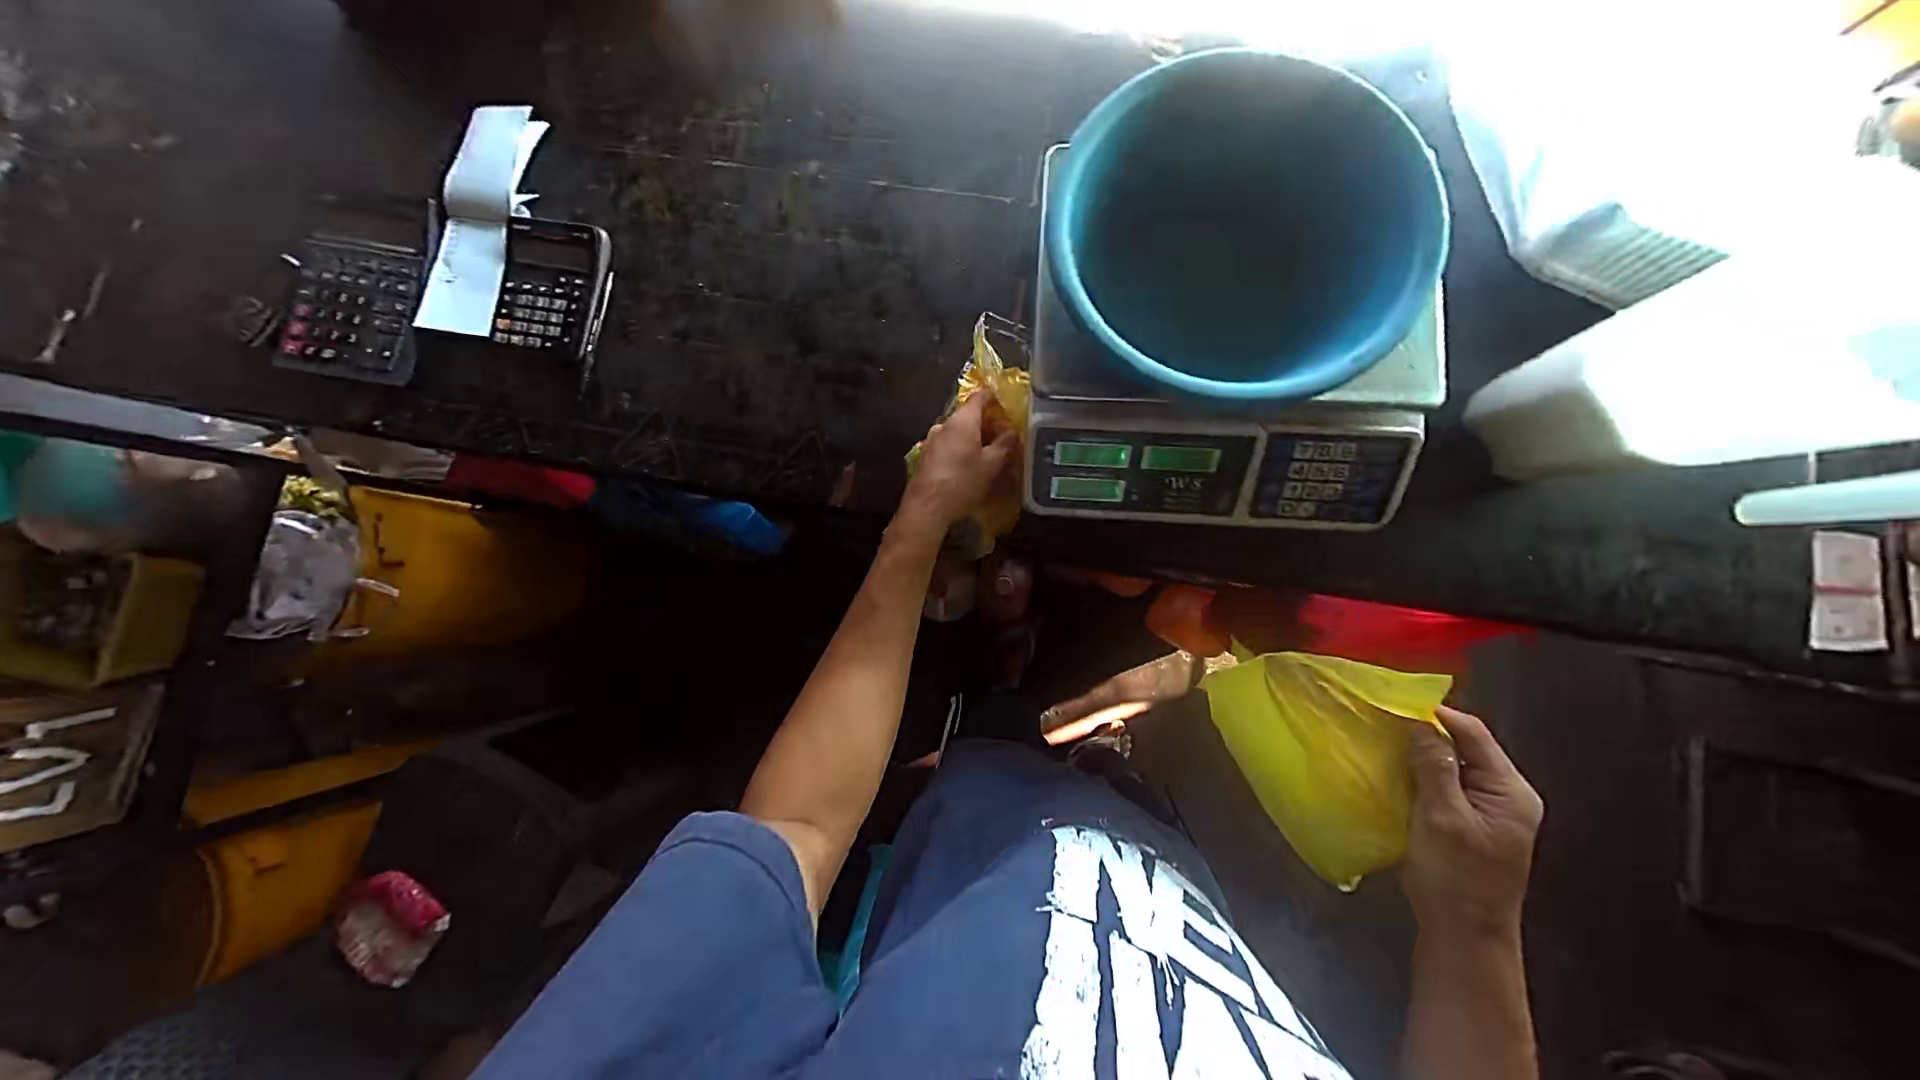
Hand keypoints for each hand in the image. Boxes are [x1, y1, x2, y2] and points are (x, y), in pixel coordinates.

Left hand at [896, 392, 1015, 537]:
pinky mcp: (925, 456)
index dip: (992, 396)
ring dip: (968, 436)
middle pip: (966, 415)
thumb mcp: (991, 464)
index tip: (1002, 401)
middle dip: (982, 421)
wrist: (928, 506)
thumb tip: (1011, 431)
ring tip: (983, 450)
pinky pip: (946, 445)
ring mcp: (931, 440)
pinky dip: (957, 448)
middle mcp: (944, 425)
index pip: (979, 397)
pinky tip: (964, 463)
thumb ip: (1003, 444)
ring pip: (954, 431)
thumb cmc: (963, 481)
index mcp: (963, 421)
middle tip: (998, 431)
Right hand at [1403, 705, 1543, 937]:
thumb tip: (1421, 724)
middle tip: (1382, 721)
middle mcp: (1505, 794)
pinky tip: (1394, 770)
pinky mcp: (1468, 821)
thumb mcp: (1442, 817)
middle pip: (1465, 746)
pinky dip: (1419, 773)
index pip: (1474, 734)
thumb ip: (1435, 767)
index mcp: (1510, 791)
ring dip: (1419, 753)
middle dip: (1425, 732)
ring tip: (1382, 741)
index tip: (1392, 703)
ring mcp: (1488, 809)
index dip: (1435, 714)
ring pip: (1451, 764)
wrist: (1463, 934)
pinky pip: (1444, 783)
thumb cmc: (1455, 877)